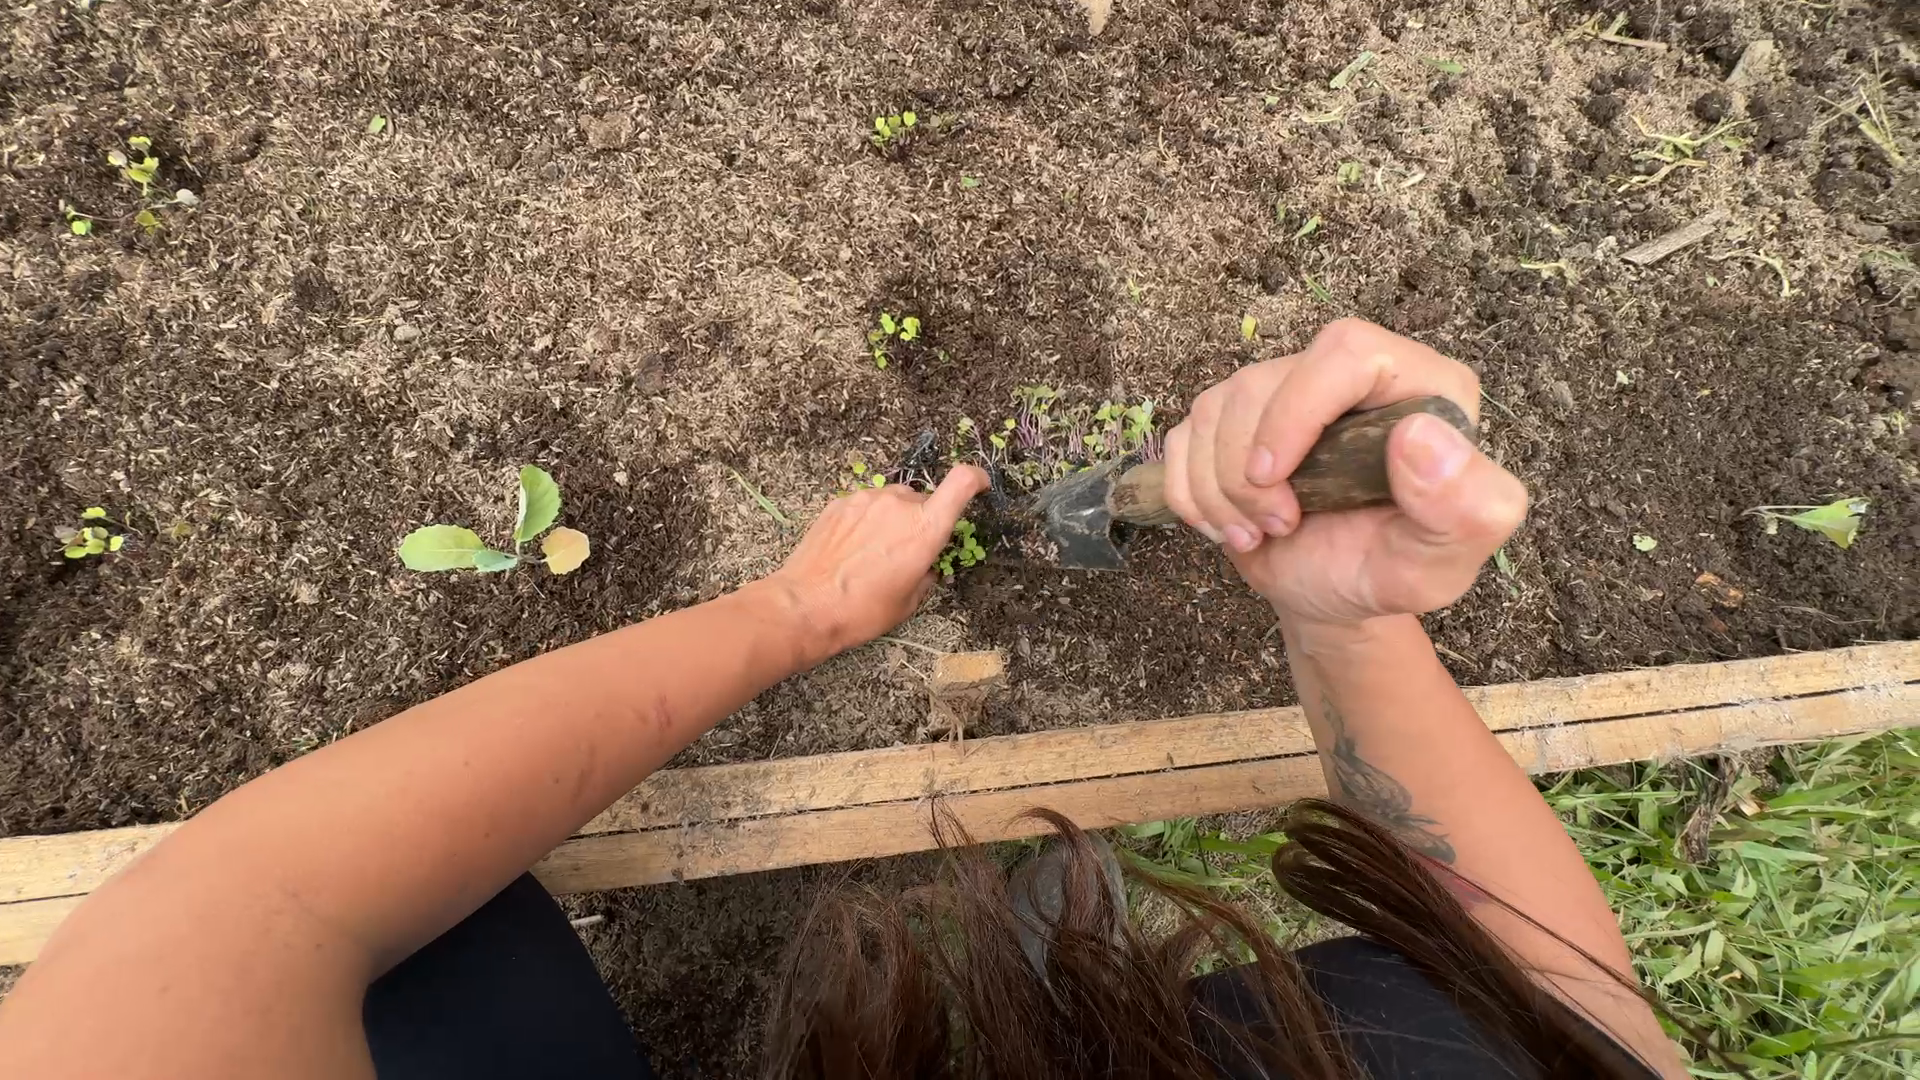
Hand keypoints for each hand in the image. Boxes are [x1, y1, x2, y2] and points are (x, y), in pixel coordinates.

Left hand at [766, 465, 989, 655]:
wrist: (804, 606)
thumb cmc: (861, 610)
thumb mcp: (908, 602)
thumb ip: (926, 574)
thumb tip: (925, 566)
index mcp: (925, 528)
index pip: (962, 482)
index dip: (977, 479)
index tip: (980, 486)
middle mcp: (899, 504)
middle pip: (923, 500)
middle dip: (921, 521)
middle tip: (906, 554)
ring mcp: (866, 499)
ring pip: (892, 502)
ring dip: (892, 521)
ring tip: (874, 555)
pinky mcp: (840, 502)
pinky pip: (865, 506)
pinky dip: (867, 522)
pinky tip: (852, 550)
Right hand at [1164, 319, 1526, 624]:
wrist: (1328, 591)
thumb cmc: (1384, 573)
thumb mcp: (1439, 564)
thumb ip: (1467, 507)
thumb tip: (1422, 436)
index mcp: (1415, 389)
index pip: (1345, 352)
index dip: (1296, 410)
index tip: (1274, 477)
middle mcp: (1341, 378)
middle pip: (1258, 385)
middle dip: (1246, 473)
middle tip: (1277, 527)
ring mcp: (1276, 396)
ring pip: (1212, 412)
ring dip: (1216, 490)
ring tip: (1254, 533)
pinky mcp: (1228, 423)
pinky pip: (1181, 440)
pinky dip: (1188, 494)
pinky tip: (1225, 524)